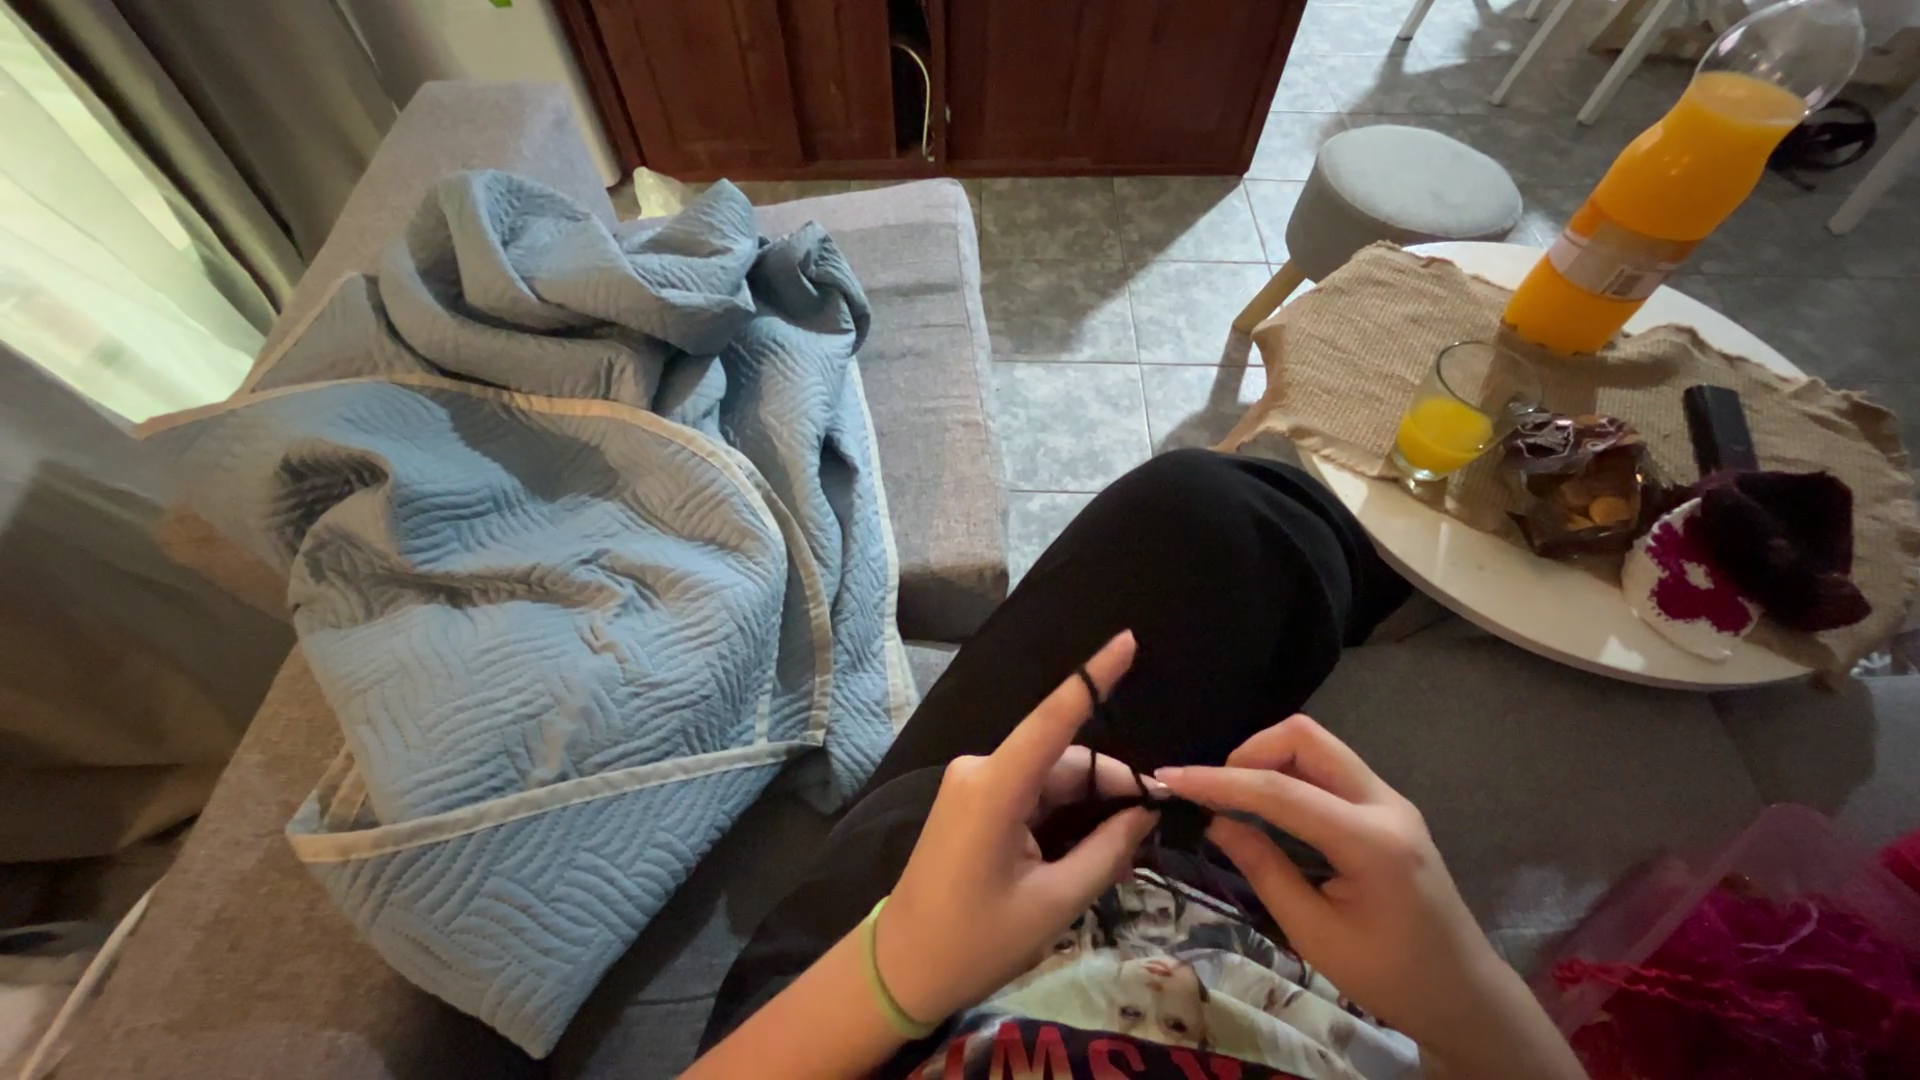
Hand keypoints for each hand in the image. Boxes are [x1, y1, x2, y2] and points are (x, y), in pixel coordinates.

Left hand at [874, 632, 1160, 1023]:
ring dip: (1088, 809)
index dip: (1092, 677)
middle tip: (1150, 833)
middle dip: (1110, 789)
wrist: (901, 969)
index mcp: (995, 787)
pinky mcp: (973, 800)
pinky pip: (1031, 793)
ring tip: (1120, 855)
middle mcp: (981, 769)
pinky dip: (1062, 815)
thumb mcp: (1054, 903)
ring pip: (1051, 779)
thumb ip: (1106, 851)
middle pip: (1065, 761)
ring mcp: (973, 783)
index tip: (1126, 639)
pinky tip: (1087, 851)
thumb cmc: (975, 942)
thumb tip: (1145, 811)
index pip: (1052, 718)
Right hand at [1155, 715, 1582, 1078]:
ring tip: (1235, 797)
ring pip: (1315, 744)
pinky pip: (1326, 765)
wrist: (1466, 996)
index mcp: (1371, 842)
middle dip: (1248, 752)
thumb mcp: (1315, 935)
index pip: (1280, 790)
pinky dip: (1287, 771)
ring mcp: (1389, 799)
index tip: (1170, 778)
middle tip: (1215, 791)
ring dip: (1267, 757)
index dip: (1219, 781)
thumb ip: (1263, 869)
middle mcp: (1385, 803)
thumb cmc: (1392, 978)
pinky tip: (1267, 804)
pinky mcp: (1384, 805)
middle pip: (1304, 737)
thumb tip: (1216, 822)